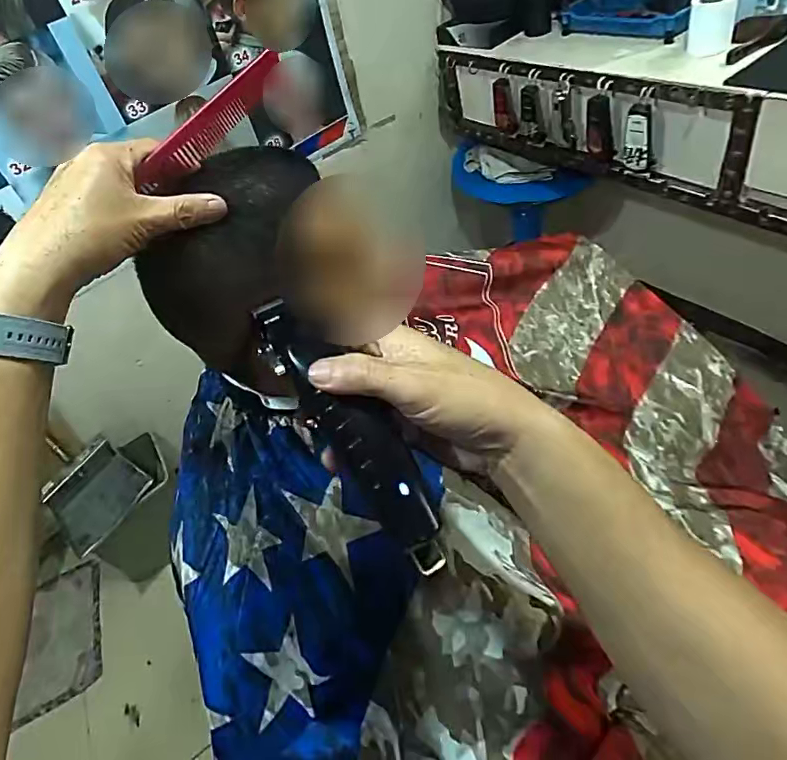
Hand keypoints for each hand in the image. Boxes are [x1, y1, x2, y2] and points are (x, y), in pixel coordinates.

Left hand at [0, 140, 225, 320]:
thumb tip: (219, 204)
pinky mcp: (58, 203)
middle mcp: (85, 159)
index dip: (181, 165)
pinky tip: (118, 234)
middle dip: (158, 187)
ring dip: (136, 201)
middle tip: (174, 211)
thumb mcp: (147, 221)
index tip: (197, 184)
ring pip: (117, 184)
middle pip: (137, 166)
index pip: (157, 148)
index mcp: (108, 153)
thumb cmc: (90, 235)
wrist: (36, 270)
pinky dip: (114, 211)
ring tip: (147, 227)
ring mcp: (67, 180)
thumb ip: (186, 210)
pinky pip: (98, 198)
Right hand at [306, 326, 567, 472]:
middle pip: (342, 368)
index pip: (345, 327)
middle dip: (317, 389)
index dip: (316, 336)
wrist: (504, 441)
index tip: (281, 354)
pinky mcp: (398, 424)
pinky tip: (336, 460)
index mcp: (391, 340)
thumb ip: (362, 376)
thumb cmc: (462, 397)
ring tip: (312, 440)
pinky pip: (365, 428)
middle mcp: (387, 363)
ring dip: (332, 419)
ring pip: (350, 401)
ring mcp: (392, 395)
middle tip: (295, 413)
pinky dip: (350, 441)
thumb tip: (311, 372)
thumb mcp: (411, 384)